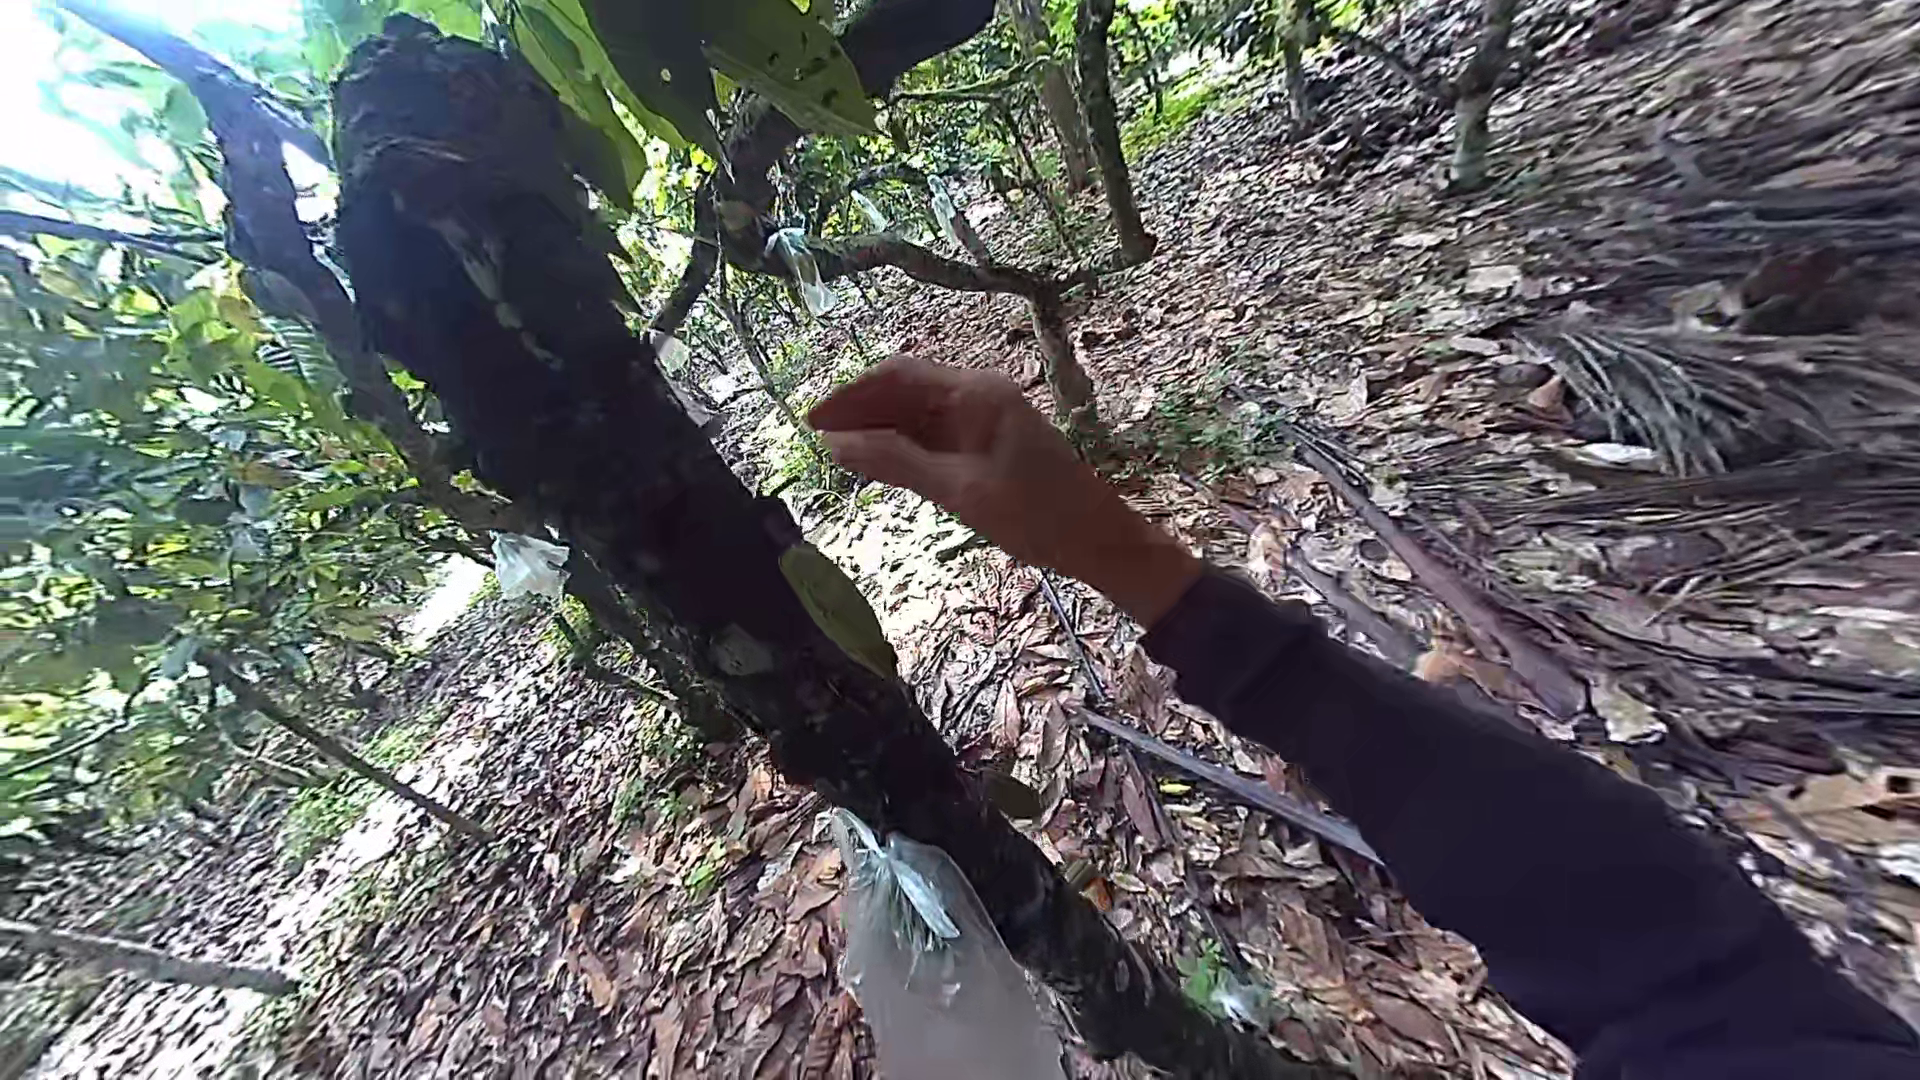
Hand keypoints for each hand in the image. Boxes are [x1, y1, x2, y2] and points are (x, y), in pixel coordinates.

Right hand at [807, 356, 1199, 625]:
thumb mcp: (960, 490)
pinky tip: (885, 467)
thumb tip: (836, 444)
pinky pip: (937, 437)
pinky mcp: (988, 445)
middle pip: (906, 392)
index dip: (850, 398)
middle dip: (862, 414)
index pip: (897, 377)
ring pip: (919, 416)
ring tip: (844, 459)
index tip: (812, 425)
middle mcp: (978, 396)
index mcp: (975, 393)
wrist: (1098, 541)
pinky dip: (907, 450)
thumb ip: (897, 463)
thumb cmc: (1036, 516)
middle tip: (822, 446)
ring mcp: (985, 420)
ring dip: (882, 433)